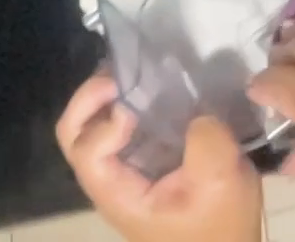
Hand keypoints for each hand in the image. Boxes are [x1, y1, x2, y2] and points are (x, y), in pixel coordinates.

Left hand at [54, 74, 262, 241]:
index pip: (86, 152)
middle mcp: (111, 178)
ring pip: (90, 124)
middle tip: (123, 73)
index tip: (139, 107)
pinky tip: (156, 82)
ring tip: (138, 70)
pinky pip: (117, 122)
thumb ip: (206, 141)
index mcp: (119, 193)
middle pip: (74, 133)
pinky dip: (126, 97)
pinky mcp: (144, 156)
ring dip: (106, 94)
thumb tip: (197, 111)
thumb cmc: (220, 224)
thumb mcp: (221, 181)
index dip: (106, 123)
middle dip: (90, 97)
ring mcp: (125, 167)